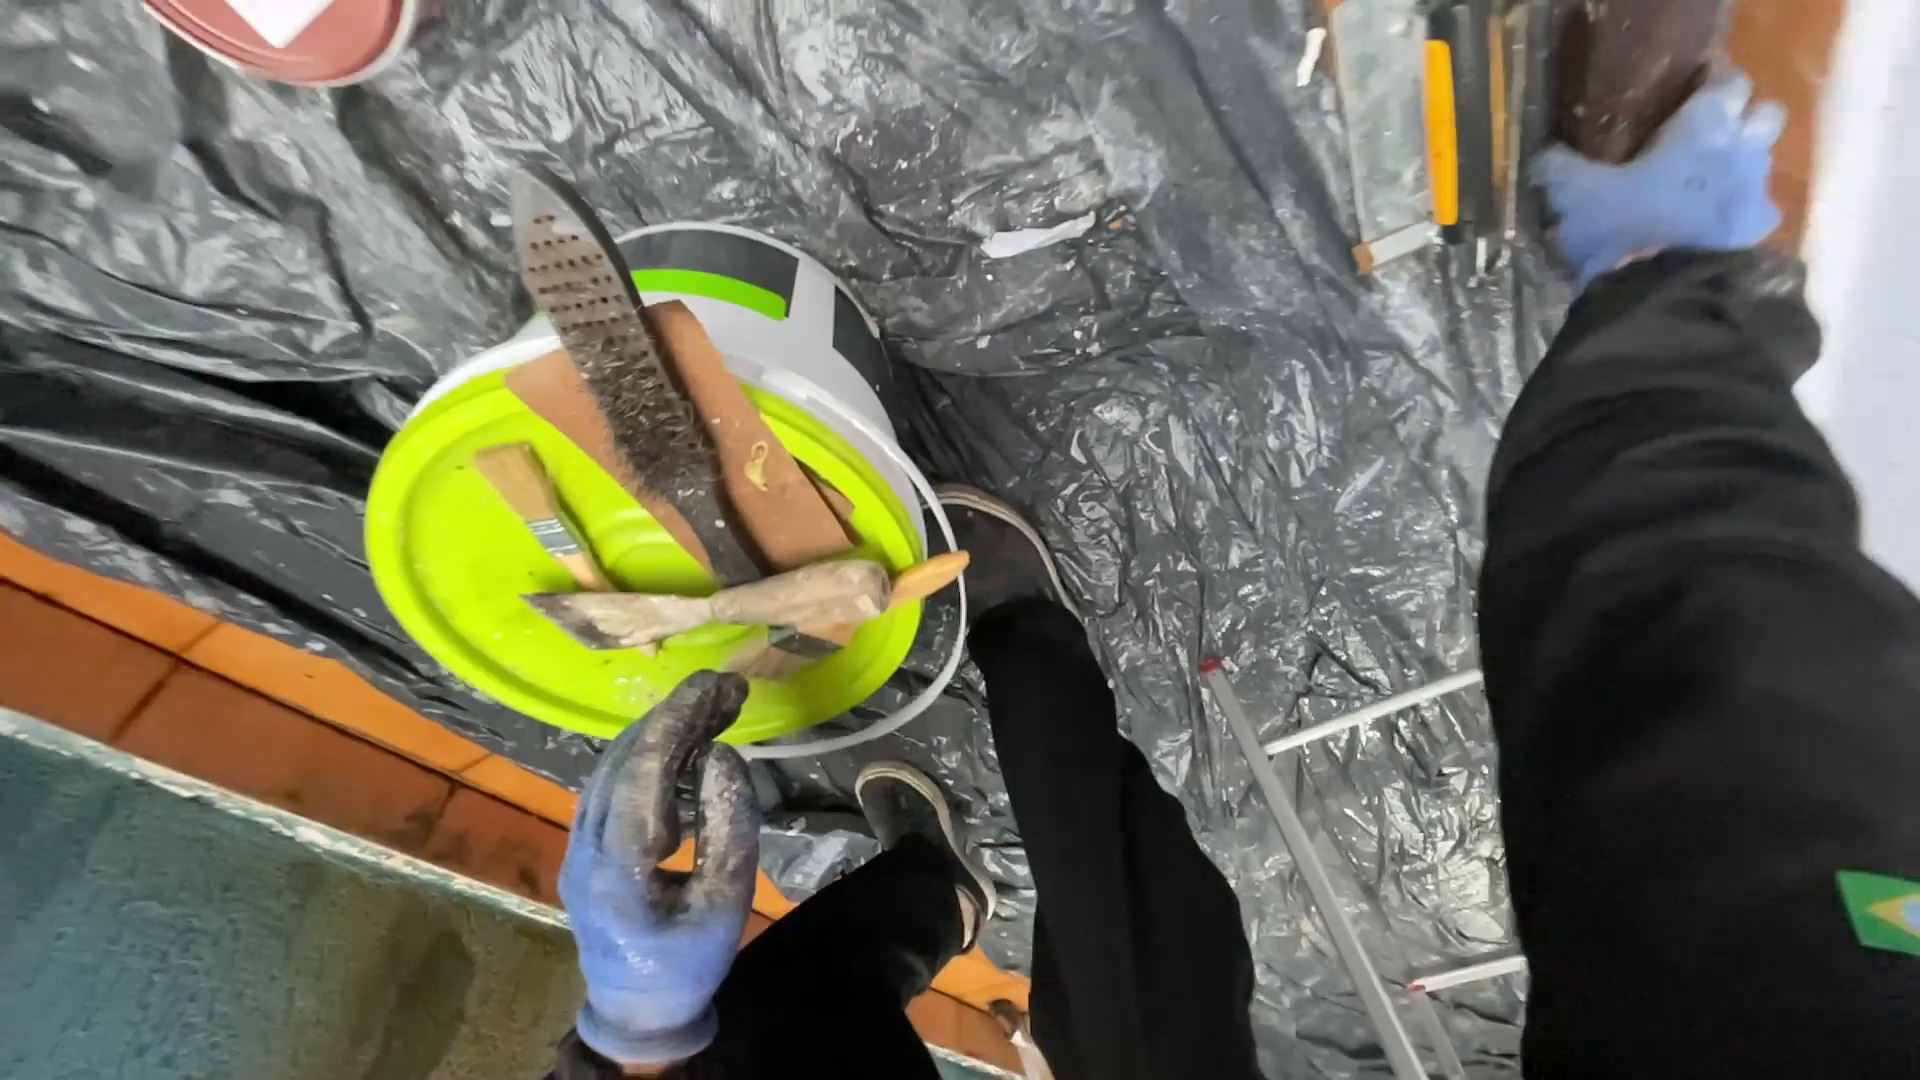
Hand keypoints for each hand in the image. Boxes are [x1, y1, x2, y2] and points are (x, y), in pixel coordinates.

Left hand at [561, 671, 759, 1067]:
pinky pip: (617, 779)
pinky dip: (655, 749)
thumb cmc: (690, 958)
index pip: (641, 774)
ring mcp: (578, 842)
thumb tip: (720, 755)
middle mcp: (583, 846)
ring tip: (717, 702)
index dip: (678, 722)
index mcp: (614, 868)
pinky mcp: (588, 840)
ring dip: (666, 726)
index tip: (716, 684)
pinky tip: (689, 737)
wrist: (639, 1008)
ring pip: (616, 763)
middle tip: (727, 685)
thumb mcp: (727, 899)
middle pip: (625, 758)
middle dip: (677, 713)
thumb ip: (729, 825)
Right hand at [1536, 72, 1785, 286]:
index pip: (1725, 82)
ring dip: (1733, 170)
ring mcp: (1754, 190)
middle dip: (1739, 121)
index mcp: (1703, 127)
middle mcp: (1742, 148)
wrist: (1659, 288)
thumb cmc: (1620, 226)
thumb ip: (1560, 170)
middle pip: (1761, 114)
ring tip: (1695, 189)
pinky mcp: (1754, 231)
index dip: (1709, 83)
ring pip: (1756, 163)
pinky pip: (1749, 211)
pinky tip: (1702, 228)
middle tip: (1701, 139)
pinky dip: (1730, 214)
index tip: (1689, 91)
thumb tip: (1544, 156)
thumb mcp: (1573, 195)